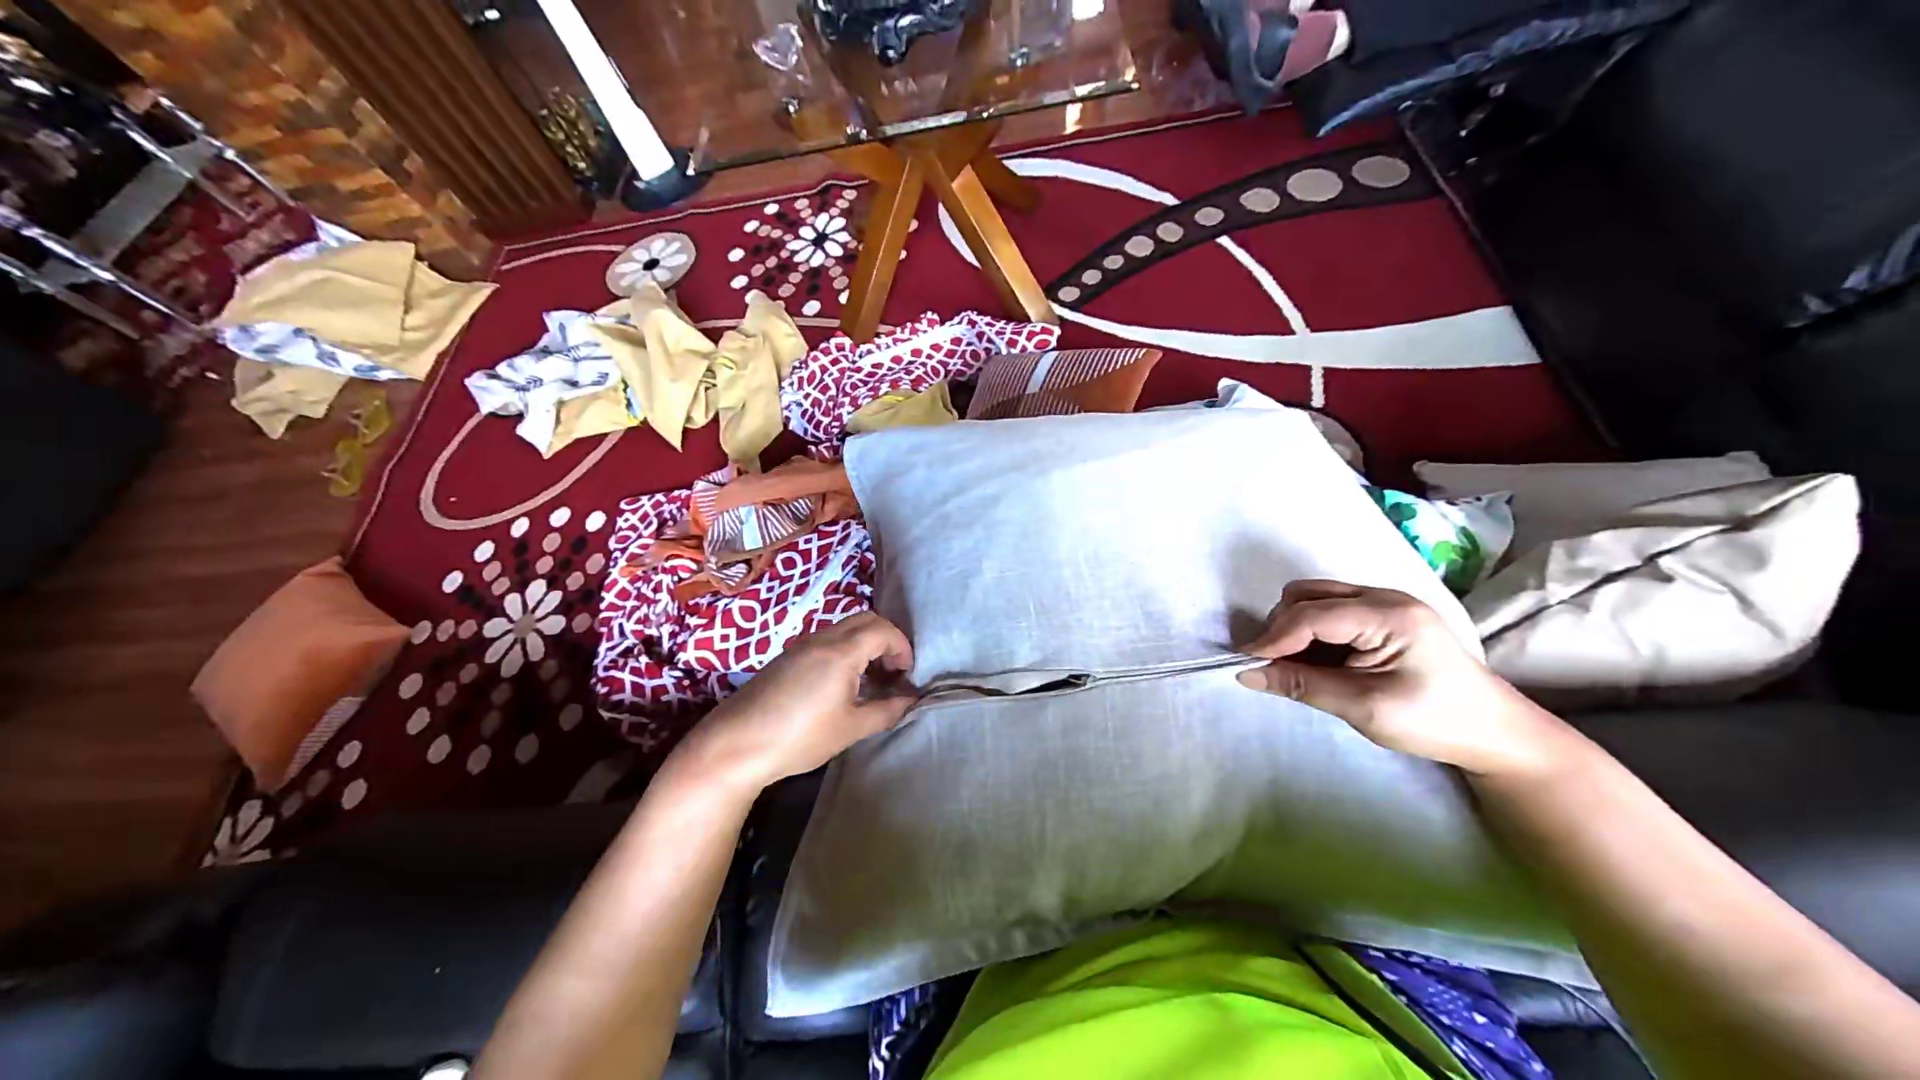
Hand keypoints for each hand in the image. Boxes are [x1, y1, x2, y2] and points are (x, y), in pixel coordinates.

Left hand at [668, 612, 916, 793]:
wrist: (736, 744)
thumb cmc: (799, 737)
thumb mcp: (850, 728)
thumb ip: (886, 711)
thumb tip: (910, 701)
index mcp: (840, 652)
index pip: (883, 630)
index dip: (902, 647)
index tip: (907, 674)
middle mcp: (821, 639)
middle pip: (864, 620)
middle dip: (886, 640)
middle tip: (893, 671)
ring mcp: (800, 646)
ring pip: (844, 629)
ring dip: (865, 645)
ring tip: (871, 681)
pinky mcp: (786, 658)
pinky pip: (826, 641)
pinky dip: (845, 651)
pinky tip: (842, 685)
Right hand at [1235, 580, 1571, 776]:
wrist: (1494, 732)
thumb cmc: (1434, 721)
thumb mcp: (1364, 707)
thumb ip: (1303, 686)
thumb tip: (1246, 673)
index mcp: (1390, 615)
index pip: (1313, 613)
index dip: (1274, 636)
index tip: (1245, 661)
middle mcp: (1385, 597)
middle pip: (1308, 594)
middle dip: (1282, 628)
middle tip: (1276, 668)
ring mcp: (1385, 603)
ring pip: (1315, 599)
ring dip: (1295, 629)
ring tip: (1298, 668)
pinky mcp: (1382, 616)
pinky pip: (1330, 611)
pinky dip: (1312, 633)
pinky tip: (1319, 663)